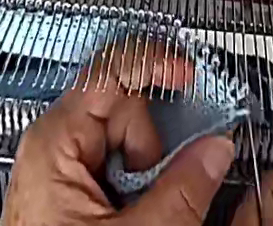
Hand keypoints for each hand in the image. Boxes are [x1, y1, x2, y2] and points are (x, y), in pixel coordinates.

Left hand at [3, 43, 235, 225]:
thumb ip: (181, 189)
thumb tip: (217, 149)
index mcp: (55, 140)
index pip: (112, 68)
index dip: (155, 62)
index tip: (188, 74)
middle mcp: (56, 142)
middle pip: (127, 105)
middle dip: (150, 145)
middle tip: (147, 189)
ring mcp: (66, 164)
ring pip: (130, 135)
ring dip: (146, 169)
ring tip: (133, 212)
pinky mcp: (75, 186)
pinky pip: (122, 161)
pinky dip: (137, 180)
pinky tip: (130, 212)